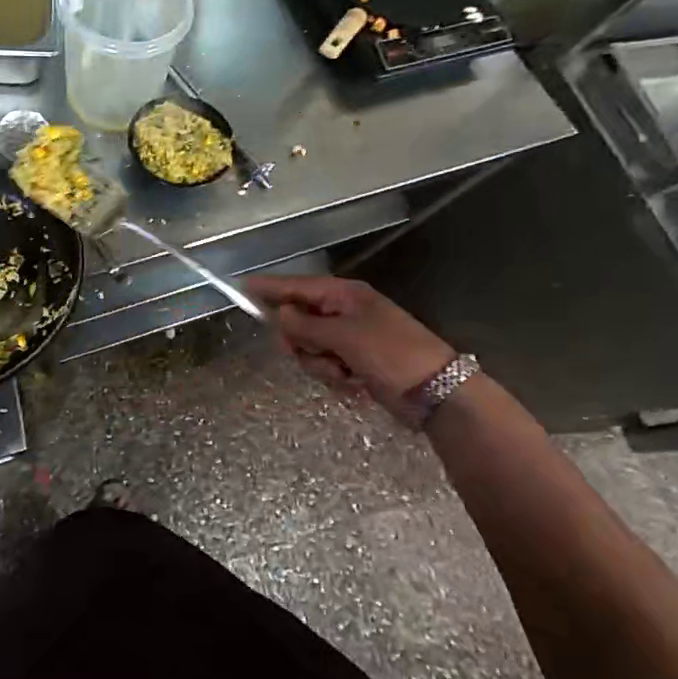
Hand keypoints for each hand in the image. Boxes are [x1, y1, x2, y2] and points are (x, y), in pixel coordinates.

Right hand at [245, 275, 456, 422]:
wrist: (436, 392)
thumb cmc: (392, 354)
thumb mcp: (345, 336)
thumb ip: (306, 325)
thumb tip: (279, 313)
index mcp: (345, 295)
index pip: (298, 286)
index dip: (270, 288)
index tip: (242, 287)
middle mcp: (344, 313)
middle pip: (298, 320)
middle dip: (301, 341)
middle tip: (310, 352)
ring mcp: (349, 339)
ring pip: (309, 348)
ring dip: (321, 365)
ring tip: (345, 373)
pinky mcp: (354, 363)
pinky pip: (325, 366)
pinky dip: (335, 377)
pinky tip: (355, 383)